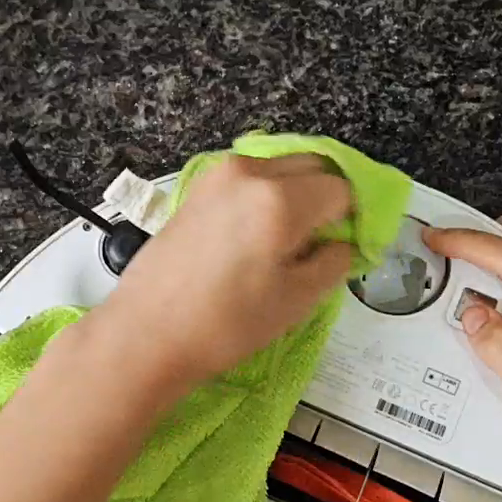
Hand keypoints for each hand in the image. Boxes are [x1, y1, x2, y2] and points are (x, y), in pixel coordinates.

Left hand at [85, 153, 355, 389]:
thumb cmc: (224, 325)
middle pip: (314, 166)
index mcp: (280, 199)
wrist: (147, 334)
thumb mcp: (296, 300)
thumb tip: (344, 242)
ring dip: (298, 195)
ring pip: (282, 168)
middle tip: (322, 245)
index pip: (342, 190)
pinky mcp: (199, 187)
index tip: (349, 246)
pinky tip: (257, 237)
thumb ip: (334, 261)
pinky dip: (267, 196)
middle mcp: (250, 172)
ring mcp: (219, 175)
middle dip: (328, 199)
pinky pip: (251, 178)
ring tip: (287, 244)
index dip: (354, 218)